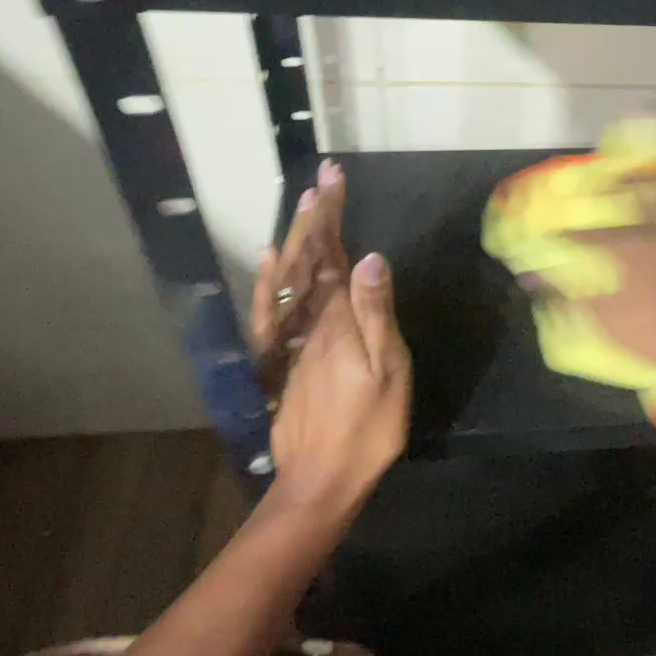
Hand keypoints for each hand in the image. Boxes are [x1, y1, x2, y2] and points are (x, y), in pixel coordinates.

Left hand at [249, 162, 410, 519]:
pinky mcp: (281, 357)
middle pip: (309, 257)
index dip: (332, 213)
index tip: (334, 176)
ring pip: (289, 276)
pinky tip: (269, 258)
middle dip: (316, 214)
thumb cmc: (367, 428)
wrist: (320, 479)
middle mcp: (307, 319)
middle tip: (324, 177)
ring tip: (305, 202)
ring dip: (296, 235)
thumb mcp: (387, 372)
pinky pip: (268, 310)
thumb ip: (375, 313)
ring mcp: (290, 338)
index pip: (333, 252)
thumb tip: (370, 257)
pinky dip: (268, 279)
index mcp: (337, 318)